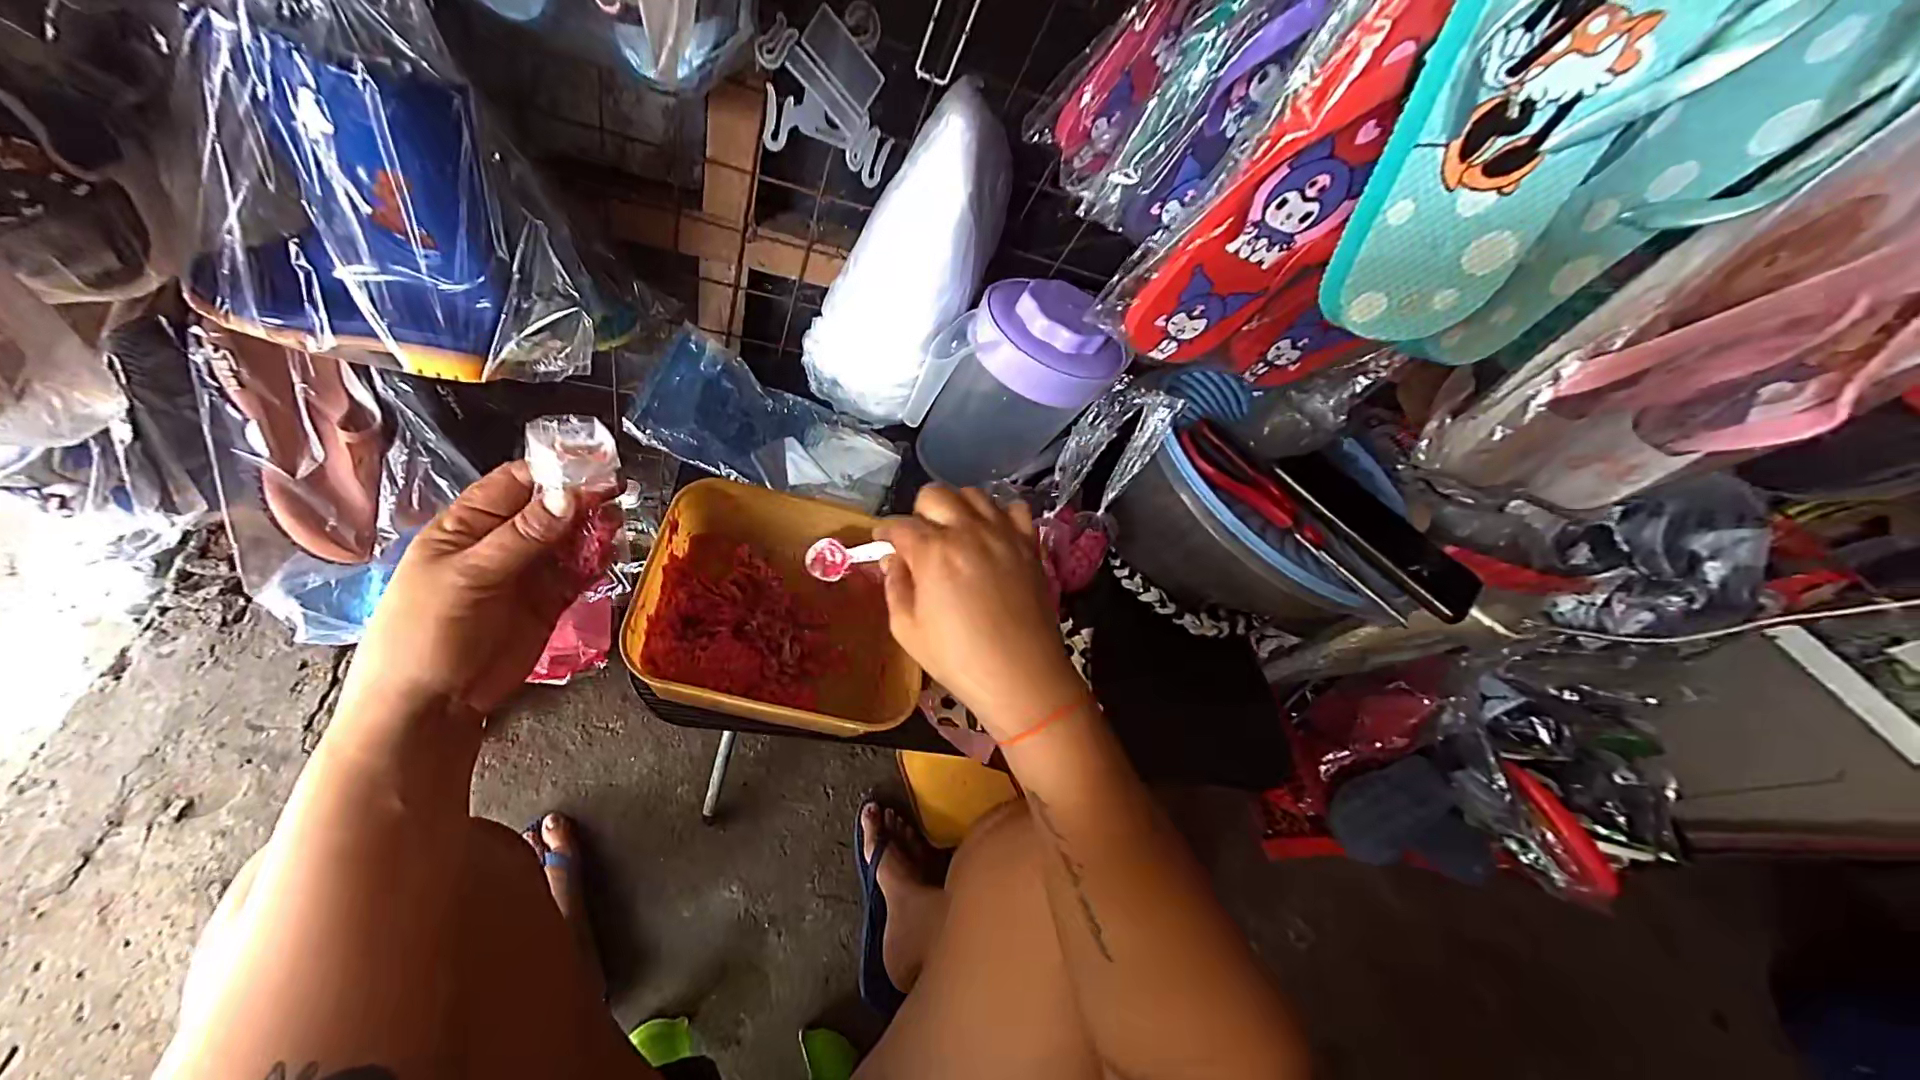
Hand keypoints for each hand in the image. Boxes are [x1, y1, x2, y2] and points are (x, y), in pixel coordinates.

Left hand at [341, 460, 615, 718]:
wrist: (432, 706)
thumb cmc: (426, 634)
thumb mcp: (469, 577)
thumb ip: (522, 537)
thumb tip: (569, 497)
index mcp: (468, 526)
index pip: (516, 483)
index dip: (554, 472)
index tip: (593, 467)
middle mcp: (502, 543)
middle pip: (551, 508)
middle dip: (582, 499)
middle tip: (616, 494)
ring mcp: (528, 573)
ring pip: (570, 539)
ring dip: (595, 529)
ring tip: (617, 525)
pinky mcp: (550, 601)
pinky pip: (579, 572)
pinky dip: (597, 562)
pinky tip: (610, 555)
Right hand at [875, 486, 1087, 738]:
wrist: (1022, 675)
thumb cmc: (959, 659)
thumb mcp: (908, 631)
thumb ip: (895, 587)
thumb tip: (893, 561)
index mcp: (933, 551)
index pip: (900, 524)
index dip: (885, 531)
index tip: (881, 539)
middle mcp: (968, 531)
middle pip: (935, 494)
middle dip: (919, 511)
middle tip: (918, 537)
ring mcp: (1003, 533)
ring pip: (974, 494)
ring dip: (957, 507)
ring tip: (954, 531)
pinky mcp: (1029, 544)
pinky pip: (1014, 508)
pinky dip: (998, 513)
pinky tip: (991, 534)